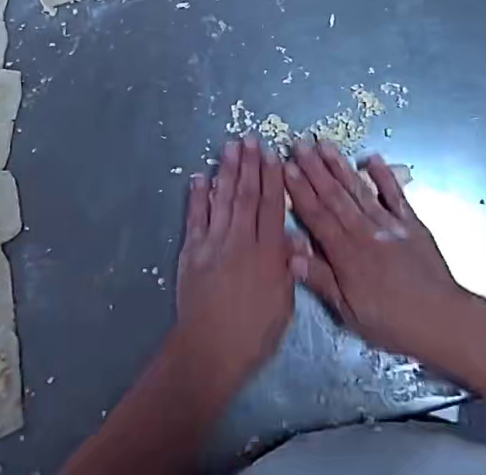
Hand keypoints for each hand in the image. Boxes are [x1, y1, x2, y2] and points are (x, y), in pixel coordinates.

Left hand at [172, 136, 294, 395]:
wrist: (211, 348)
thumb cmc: (254, 333)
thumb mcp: (284, 304)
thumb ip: (288, 267)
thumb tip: (293, 237)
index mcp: (268, 254)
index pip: (272, 207)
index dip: (273, 178)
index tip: (273, 155)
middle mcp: (241, 240)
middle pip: (247, 195)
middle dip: (249, 164)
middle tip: (250, 138)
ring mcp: (214, 242)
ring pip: (223, 198)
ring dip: (227, 171)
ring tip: (230, 146)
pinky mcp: (192, 249)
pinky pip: (196, 216)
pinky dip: (199, 195)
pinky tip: (201, 176)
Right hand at [285, 139, 485, 359]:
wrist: (444, 321)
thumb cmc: (392, 321)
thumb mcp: (349, 311)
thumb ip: (320, 279)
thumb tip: (290, 253)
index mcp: (345, 253)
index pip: (316, 215)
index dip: (299, 190)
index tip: (286, 166)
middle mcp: (363, 231)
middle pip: (333, 195)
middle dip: (313, 169)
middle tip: (298, 144)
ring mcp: (388, 224)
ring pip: (358, 189)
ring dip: (339, 166)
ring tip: (324, 144)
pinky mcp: (411, 223)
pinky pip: (395, 195)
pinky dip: (383, 176)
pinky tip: (372, 158)